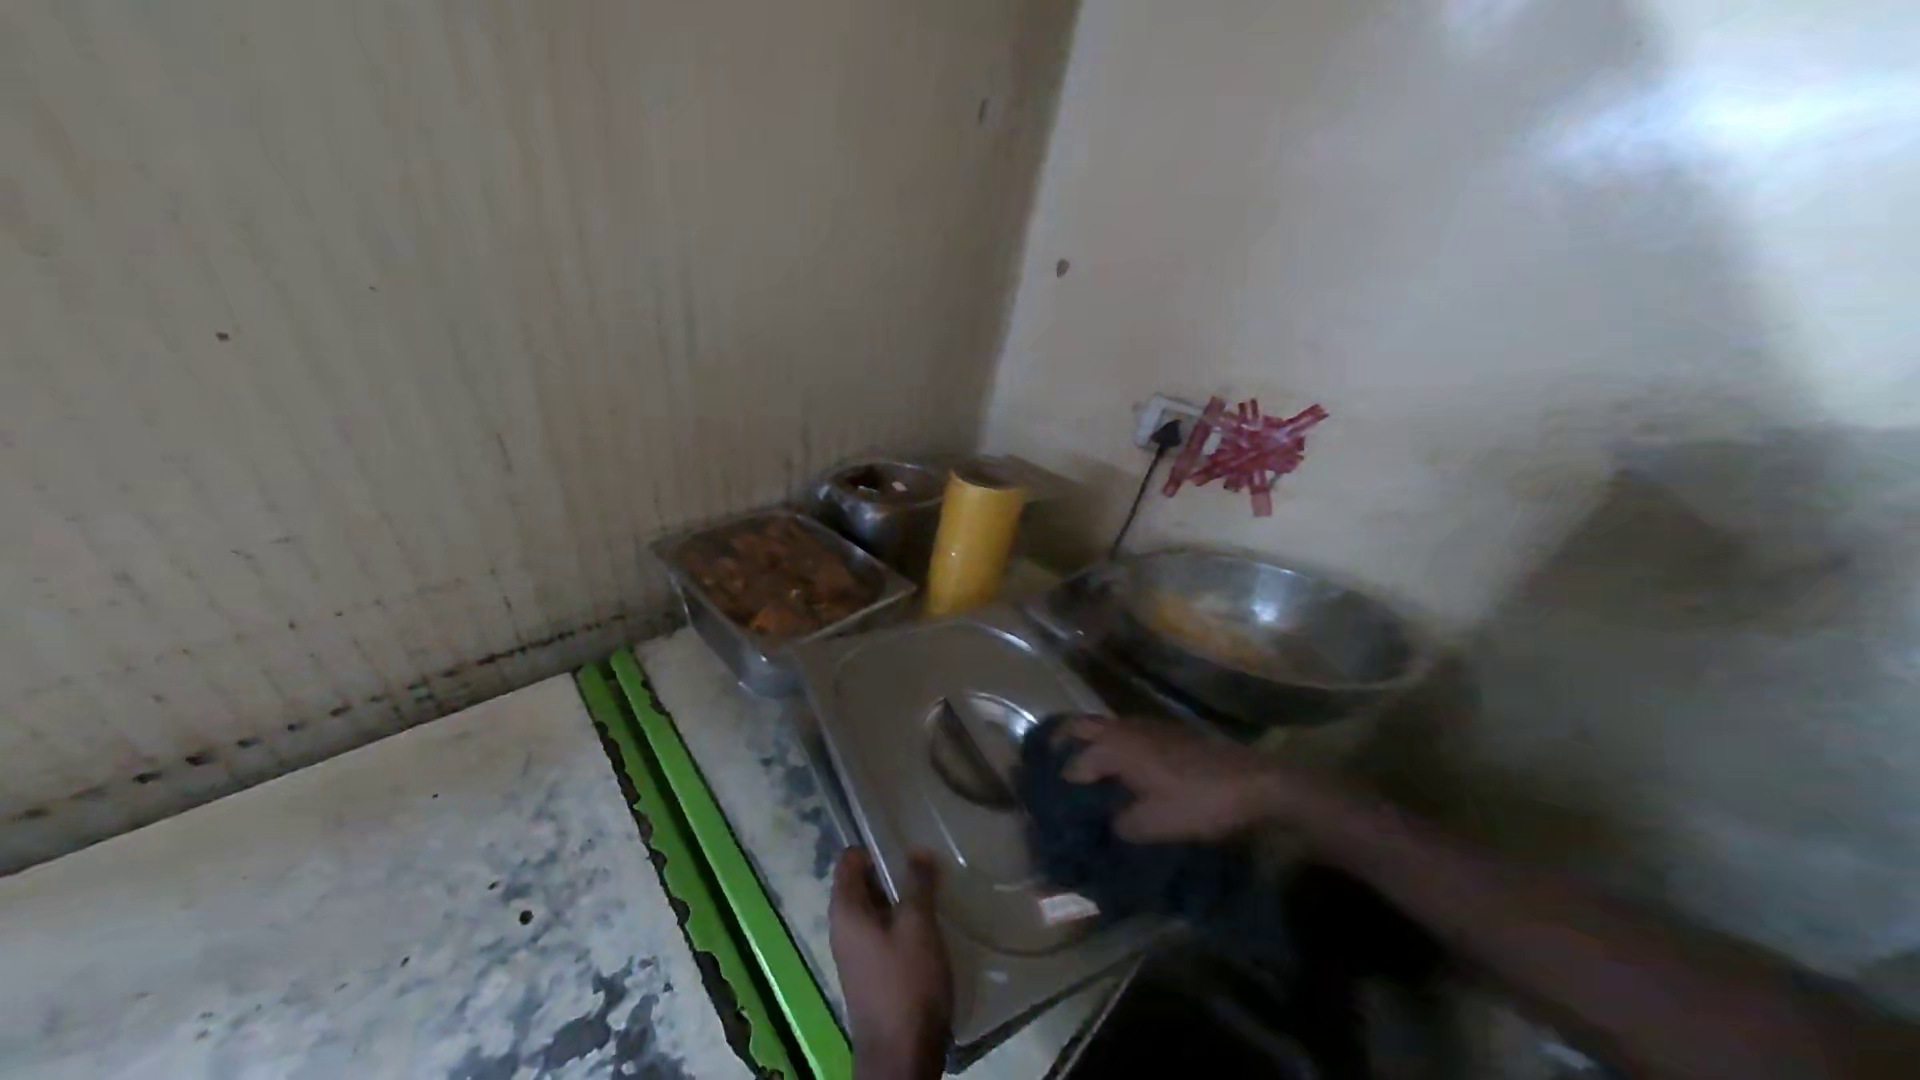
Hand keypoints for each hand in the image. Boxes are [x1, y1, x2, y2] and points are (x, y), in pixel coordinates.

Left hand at [830, 846, 951, 1079]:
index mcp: (846, 910)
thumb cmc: (905, 983)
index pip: (850, 860)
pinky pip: (885, 933)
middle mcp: (844, 927)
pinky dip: (904, 923)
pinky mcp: (873, 972)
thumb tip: (917, 851)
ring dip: (903, 898)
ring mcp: (858, 952)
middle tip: (928, 862)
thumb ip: (917, 883)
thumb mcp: (917, 925)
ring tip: (935, 889)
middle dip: (894, 870)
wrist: (901, 1056)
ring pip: (878, 909)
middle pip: (864, 883)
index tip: (905, 839)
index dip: (874, 846)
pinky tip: (931, 925)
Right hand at [1062, 715, 1326, 841]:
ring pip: (1102, 726)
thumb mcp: (1153, 826)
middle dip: (1058, 742)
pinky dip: (1110, 744)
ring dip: (1085, 741)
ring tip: (1078, 769)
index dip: (1058, 788)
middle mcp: (1123, 729)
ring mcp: (1145, 725)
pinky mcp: (1165, 731)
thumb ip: (1119, 826)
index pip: (1072, 766)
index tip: (1050, 810)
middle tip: (1044, 764)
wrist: (1253, 781)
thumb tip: (1106, 825)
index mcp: (1114, 748)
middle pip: (1078, 726)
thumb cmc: (1197, 802)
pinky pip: (1124, 732)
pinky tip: (1119, 768)